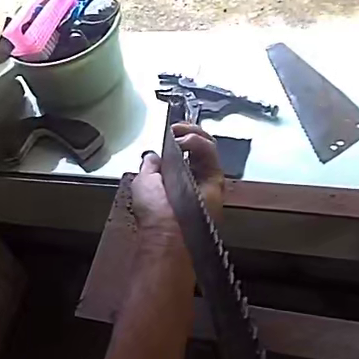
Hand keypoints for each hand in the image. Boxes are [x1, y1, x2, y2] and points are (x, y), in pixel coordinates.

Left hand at [129, 123, 225, 242]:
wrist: (166, 231)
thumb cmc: (152, 212)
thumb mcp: (143, 182)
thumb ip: (150, 166)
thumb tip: (153, 155)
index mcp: (175, 176)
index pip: (183, 150)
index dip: (179, 136)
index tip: (171, 129)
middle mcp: (193, 176)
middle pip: (199, 144)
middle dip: (189, 130)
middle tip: (177, 127)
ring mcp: (206, 177)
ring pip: (208, 146)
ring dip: (194, 133)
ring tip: (181, 133)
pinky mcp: (216, 179)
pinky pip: (211, 154)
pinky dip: (199, 142)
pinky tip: (186, 140)